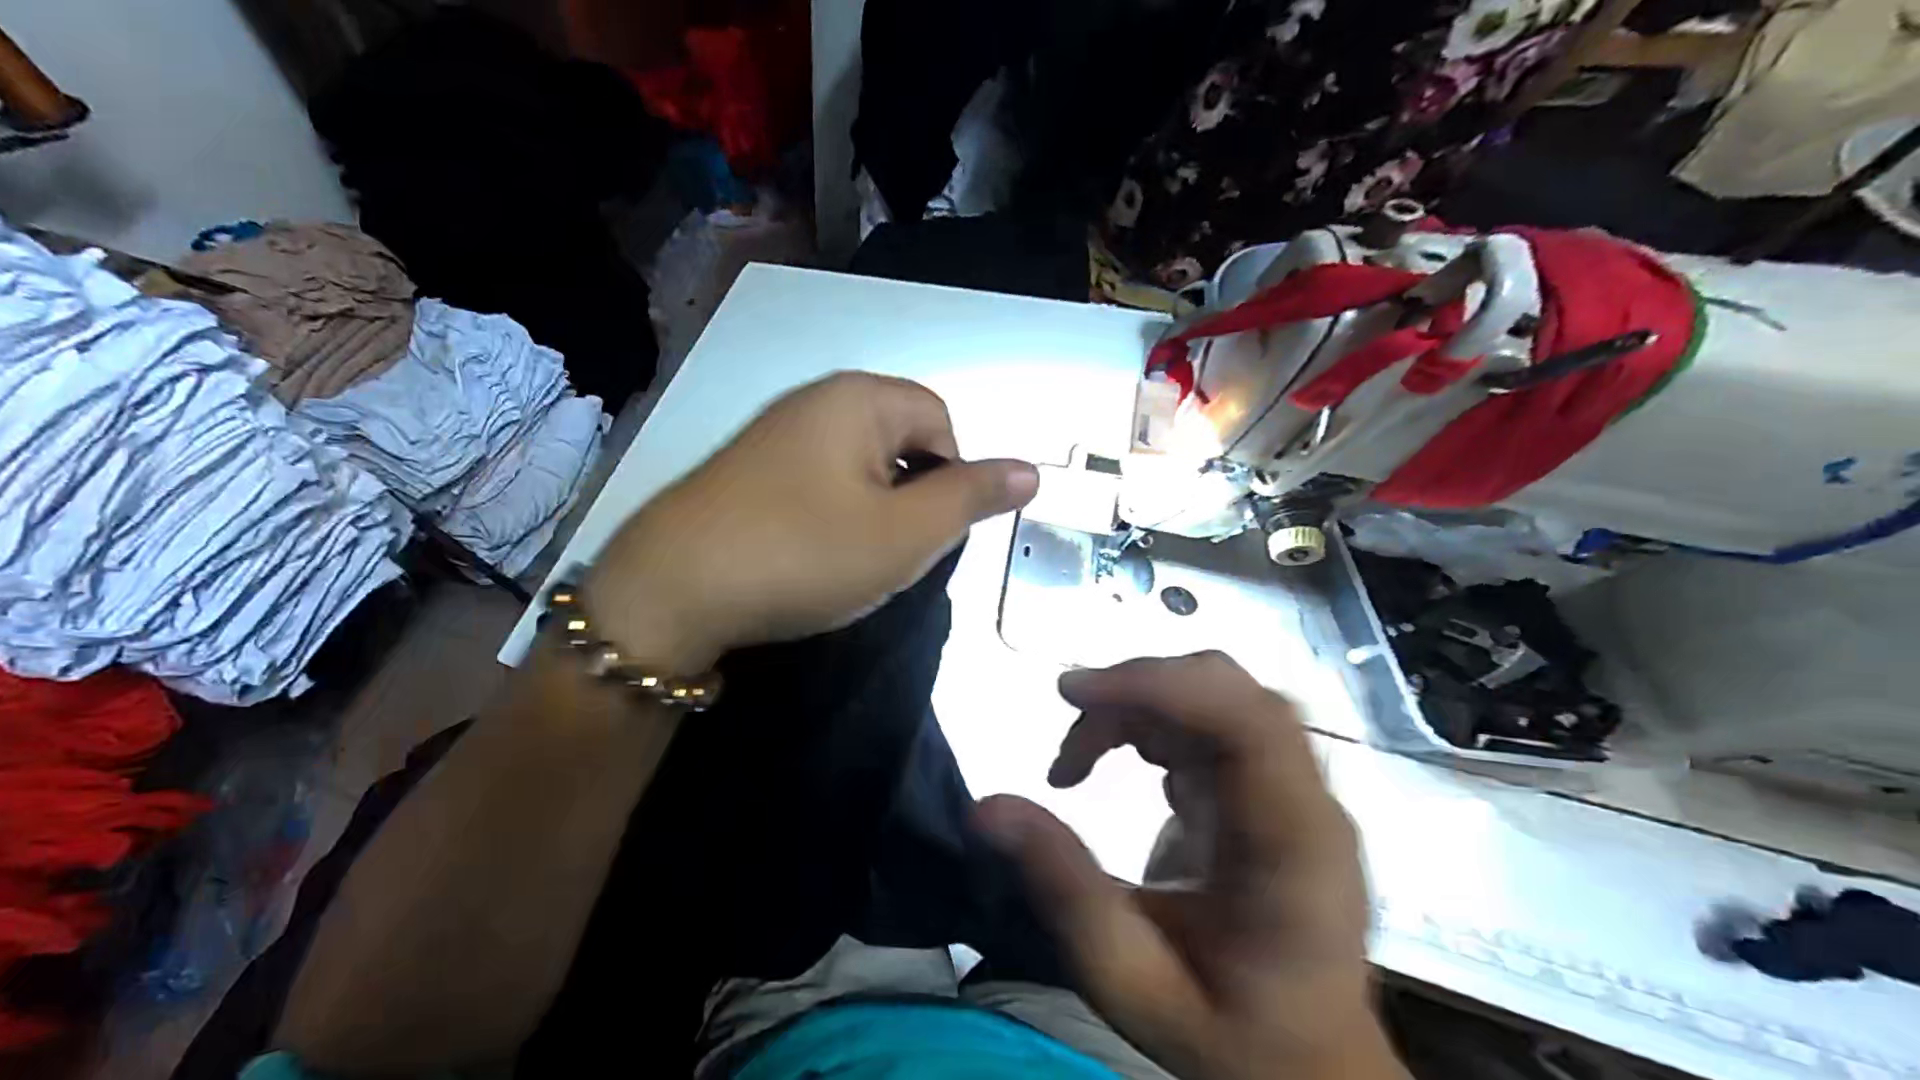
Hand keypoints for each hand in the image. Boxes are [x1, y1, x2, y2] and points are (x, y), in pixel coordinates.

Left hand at [583, 371, 1038, 672]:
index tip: (927, 533)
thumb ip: (973, 498)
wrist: (669, 592)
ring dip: (873, 512)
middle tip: (891, 552)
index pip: (942, 421)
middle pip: (900, 440)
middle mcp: (814, 399)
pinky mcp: (746, 470)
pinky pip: (817, 482)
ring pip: (858, 467)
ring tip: (850, 561)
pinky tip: (811, 556)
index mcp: (858, 398)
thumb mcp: (904, 534)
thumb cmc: (803, 554)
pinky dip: (831, 517)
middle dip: (911, 497)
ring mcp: (774, 433)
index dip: (951, 478)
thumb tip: (1033, 470)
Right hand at [977, 653, 1401, 1079]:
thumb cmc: (1230, 1033)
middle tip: (1065, 727)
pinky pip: (1196, 721)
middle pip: (1227, 691)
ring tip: (1071, 767)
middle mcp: (1302, 798)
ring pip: (1206, 696)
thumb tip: (986, 808)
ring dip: (1130, 710)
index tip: (1071, 692)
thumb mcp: (1132, 981)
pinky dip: (1138, 724)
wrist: (1309, 1066)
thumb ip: (1064, 892)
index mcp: (1296, 843)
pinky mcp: (1257, 786)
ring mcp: (1285, 786)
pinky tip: (1104, 765)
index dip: (1160, 684)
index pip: (1247, 721)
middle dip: (1136, 691)